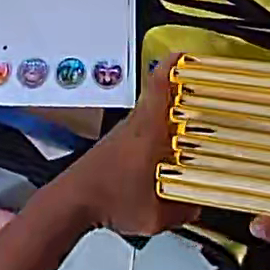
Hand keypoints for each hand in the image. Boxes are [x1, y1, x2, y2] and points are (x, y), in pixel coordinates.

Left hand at [56, 56, 197, 235]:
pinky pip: (140, 127)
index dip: (173, 64)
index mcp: (147, 129)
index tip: (186, 54)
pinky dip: (154, 130)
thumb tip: (196, 206)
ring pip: (149, 111)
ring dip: (167, 111)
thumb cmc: (108, 201)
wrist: (71, 204)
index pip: (159, 83)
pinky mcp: (114, 143)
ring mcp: (122, 132)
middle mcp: (134, 124)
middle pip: (158, 93)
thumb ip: (181, 211)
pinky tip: (163, 151)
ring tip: (188, 121)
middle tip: (198, 89)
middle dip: (179, 88)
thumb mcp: (154, 215)